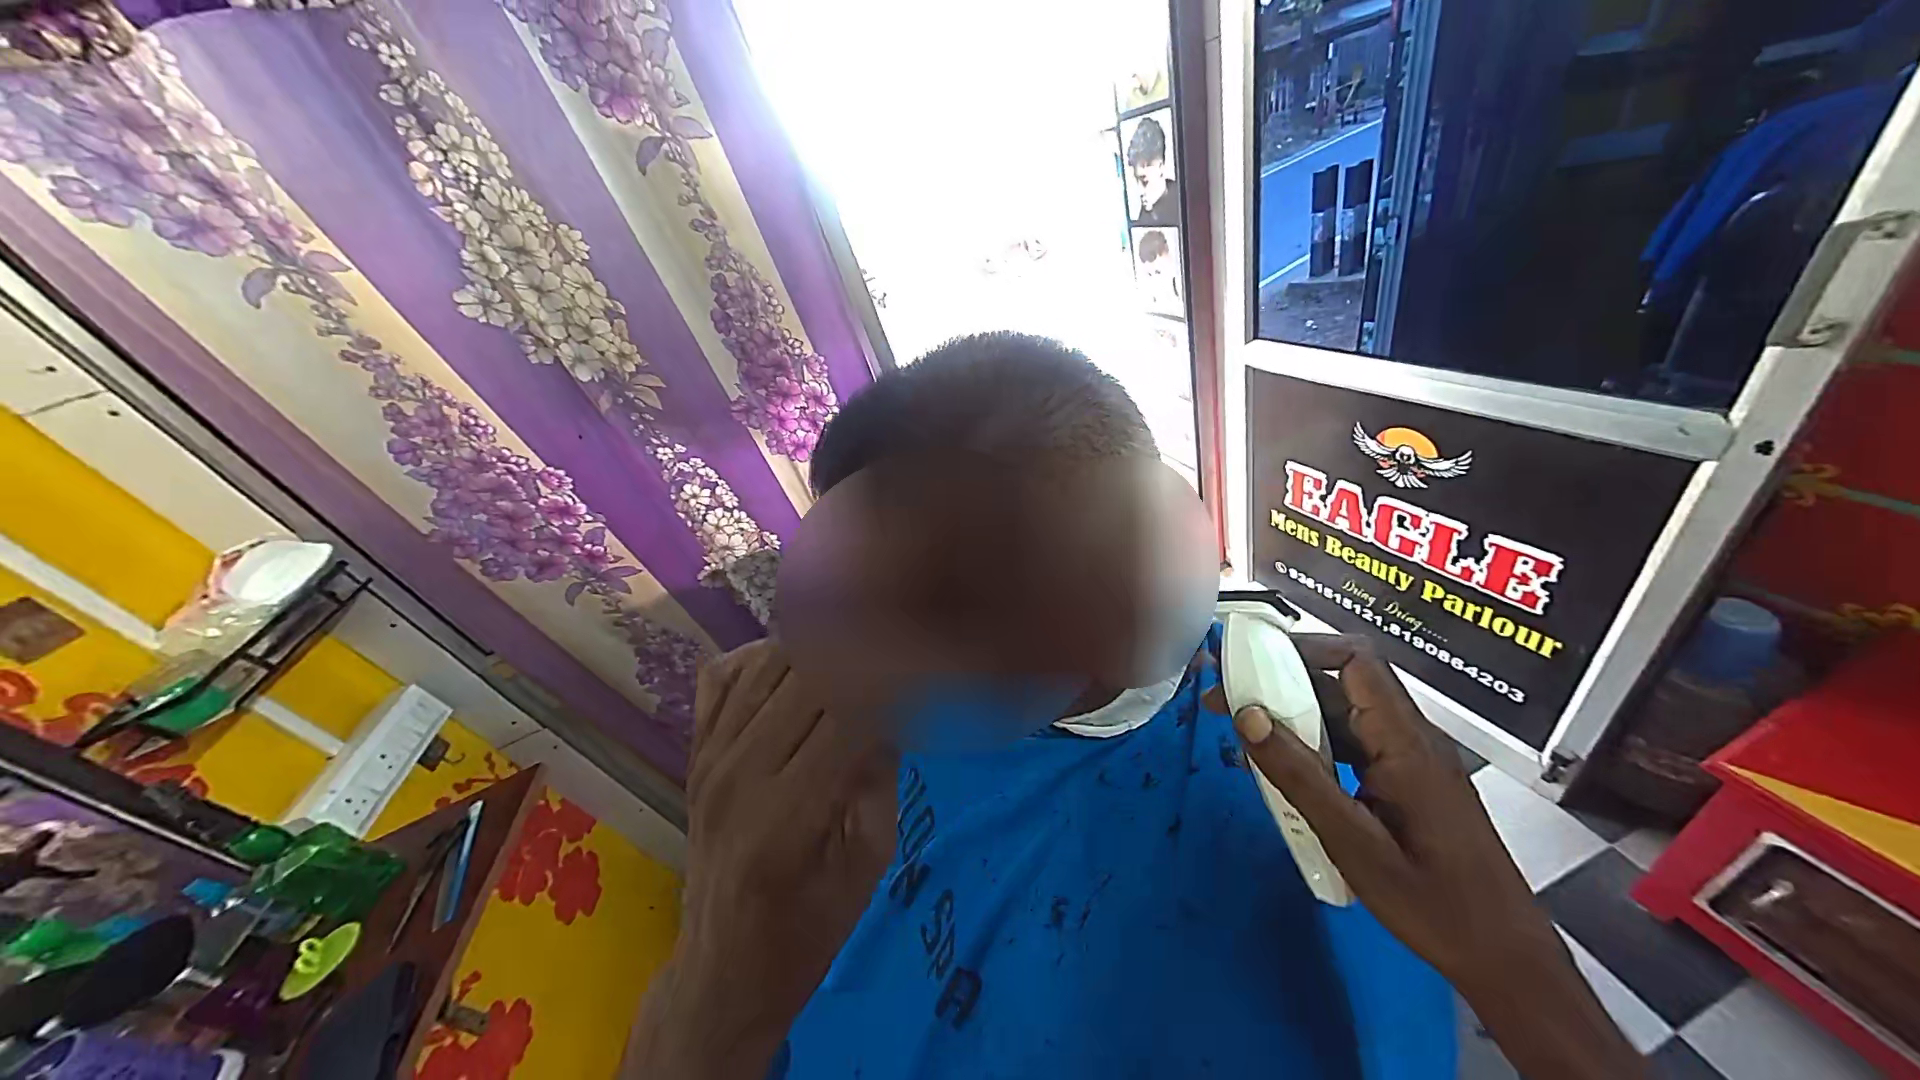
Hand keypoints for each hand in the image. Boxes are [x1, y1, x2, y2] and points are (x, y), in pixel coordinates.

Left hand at [626, 640, 896, 1079]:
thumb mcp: (869, 862)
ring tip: (858, 644)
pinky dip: (761, 655)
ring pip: (766, 663)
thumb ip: (881, 776)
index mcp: (788, 815)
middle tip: (899, 645)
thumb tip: (897, 702)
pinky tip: (797, 660)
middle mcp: (740, 773)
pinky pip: (722, 676)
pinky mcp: (694, 753)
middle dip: (861, 652)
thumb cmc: (810, 928)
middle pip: (807, 677)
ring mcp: (708, 758)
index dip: (893, 679)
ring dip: (818, 645)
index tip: (926, 660)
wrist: (723, 967)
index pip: (849, 713)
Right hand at [1233, 635, 1642, 1079]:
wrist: (1507, 963)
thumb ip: (1298, 775)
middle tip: (1225, 701)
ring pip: (1342, 716)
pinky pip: (1351, 746)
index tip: (1251, 663)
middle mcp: (1411, 739)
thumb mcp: (1353, 842)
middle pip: (1341, 685)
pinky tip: (1280, 771)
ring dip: (1291, 717)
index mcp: (1406, 743)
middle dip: (1279, 685)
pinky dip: (1311, 747)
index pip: (1356, 662)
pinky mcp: (1405, 782)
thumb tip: (1247, 715)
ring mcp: (1410, 761)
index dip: (1302, 648)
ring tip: (1242, 737)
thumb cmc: (1435, 905)